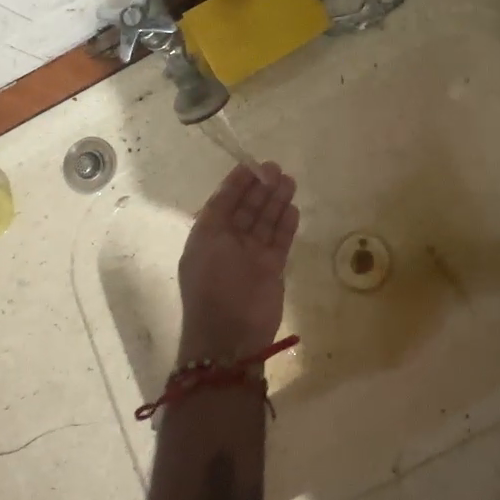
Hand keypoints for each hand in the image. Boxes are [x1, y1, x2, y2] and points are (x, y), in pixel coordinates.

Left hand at [176, 162, 299, 364]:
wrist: (229, 334)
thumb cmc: (212, 283)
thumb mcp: (206, 241)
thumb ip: (219, 212)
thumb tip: (233, 189)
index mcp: (207, 236)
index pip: (223, 202)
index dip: (237, 183)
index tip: (252, 165)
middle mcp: (229, 243)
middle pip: (247, 209)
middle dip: (260, 188)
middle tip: (276, 168)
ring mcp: (251, 257)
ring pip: (265, 222)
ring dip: (275, 201)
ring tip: (290, 180)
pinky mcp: (272, 269)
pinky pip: (279, 241)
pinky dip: (285, 224)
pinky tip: (293, 207)